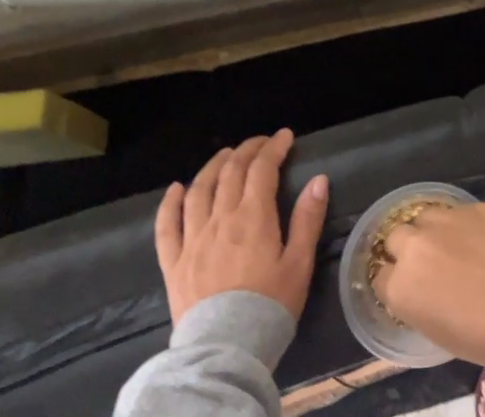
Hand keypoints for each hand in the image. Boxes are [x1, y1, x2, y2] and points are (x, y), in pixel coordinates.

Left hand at [155, 130, 329, 323]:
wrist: (226, 348)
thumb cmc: (270, 304)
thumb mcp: (300, 263)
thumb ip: (307, 219)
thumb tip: (319, 180)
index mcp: (253, 218)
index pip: (262, 170)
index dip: (274, 148)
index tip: (285, 137)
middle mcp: (219, 220)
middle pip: (230, 173)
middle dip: (247, 151)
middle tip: (261, 143)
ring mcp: (192, 240)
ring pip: (199, 191)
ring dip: (212, 167)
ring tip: (224, 155)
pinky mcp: (173, 262)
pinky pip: (166, 226)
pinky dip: (170, 203)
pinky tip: (176, 188)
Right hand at [371, 202, 484, 366]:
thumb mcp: (441, 333)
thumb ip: (421, 305)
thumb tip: (425, 292)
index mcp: (401, 287)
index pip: (379, 278)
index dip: (395, 283)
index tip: (410, 288)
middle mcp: (416, 247)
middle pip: (396, 238)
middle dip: (408, 249)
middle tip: (430, 264)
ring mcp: (446, 221)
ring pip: (425, 217)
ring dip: (432, 230)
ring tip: (453, 244)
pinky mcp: (474, 207)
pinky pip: (458, 211)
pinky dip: (463, 224)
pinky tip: (480, 237)